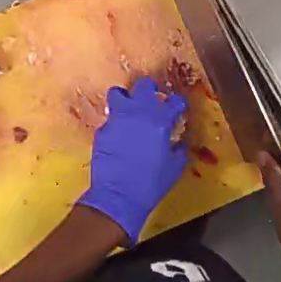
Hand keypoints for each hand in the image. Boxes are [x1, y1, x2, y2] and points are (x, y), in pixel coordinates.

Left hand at [76, 76, 188, 241]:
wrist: (118, 195)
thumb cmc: (151, 183)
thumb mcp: (175, 167)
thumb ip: (179, 148)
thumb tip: (179, 142)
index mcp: (160, 120)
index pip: (174, 101)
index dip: (178, 104)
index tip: (178, 109)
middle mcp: (138, 113)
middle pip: (144, 86)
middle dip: (150, 90)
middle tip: (153, 100)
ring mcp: (117, 119)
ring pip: (119, 93)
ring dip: (126, 98)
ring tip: (130, 109)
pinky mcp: (102, 130)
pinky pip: (110, 118)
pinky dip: (116, 122)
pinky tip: (119, 134)